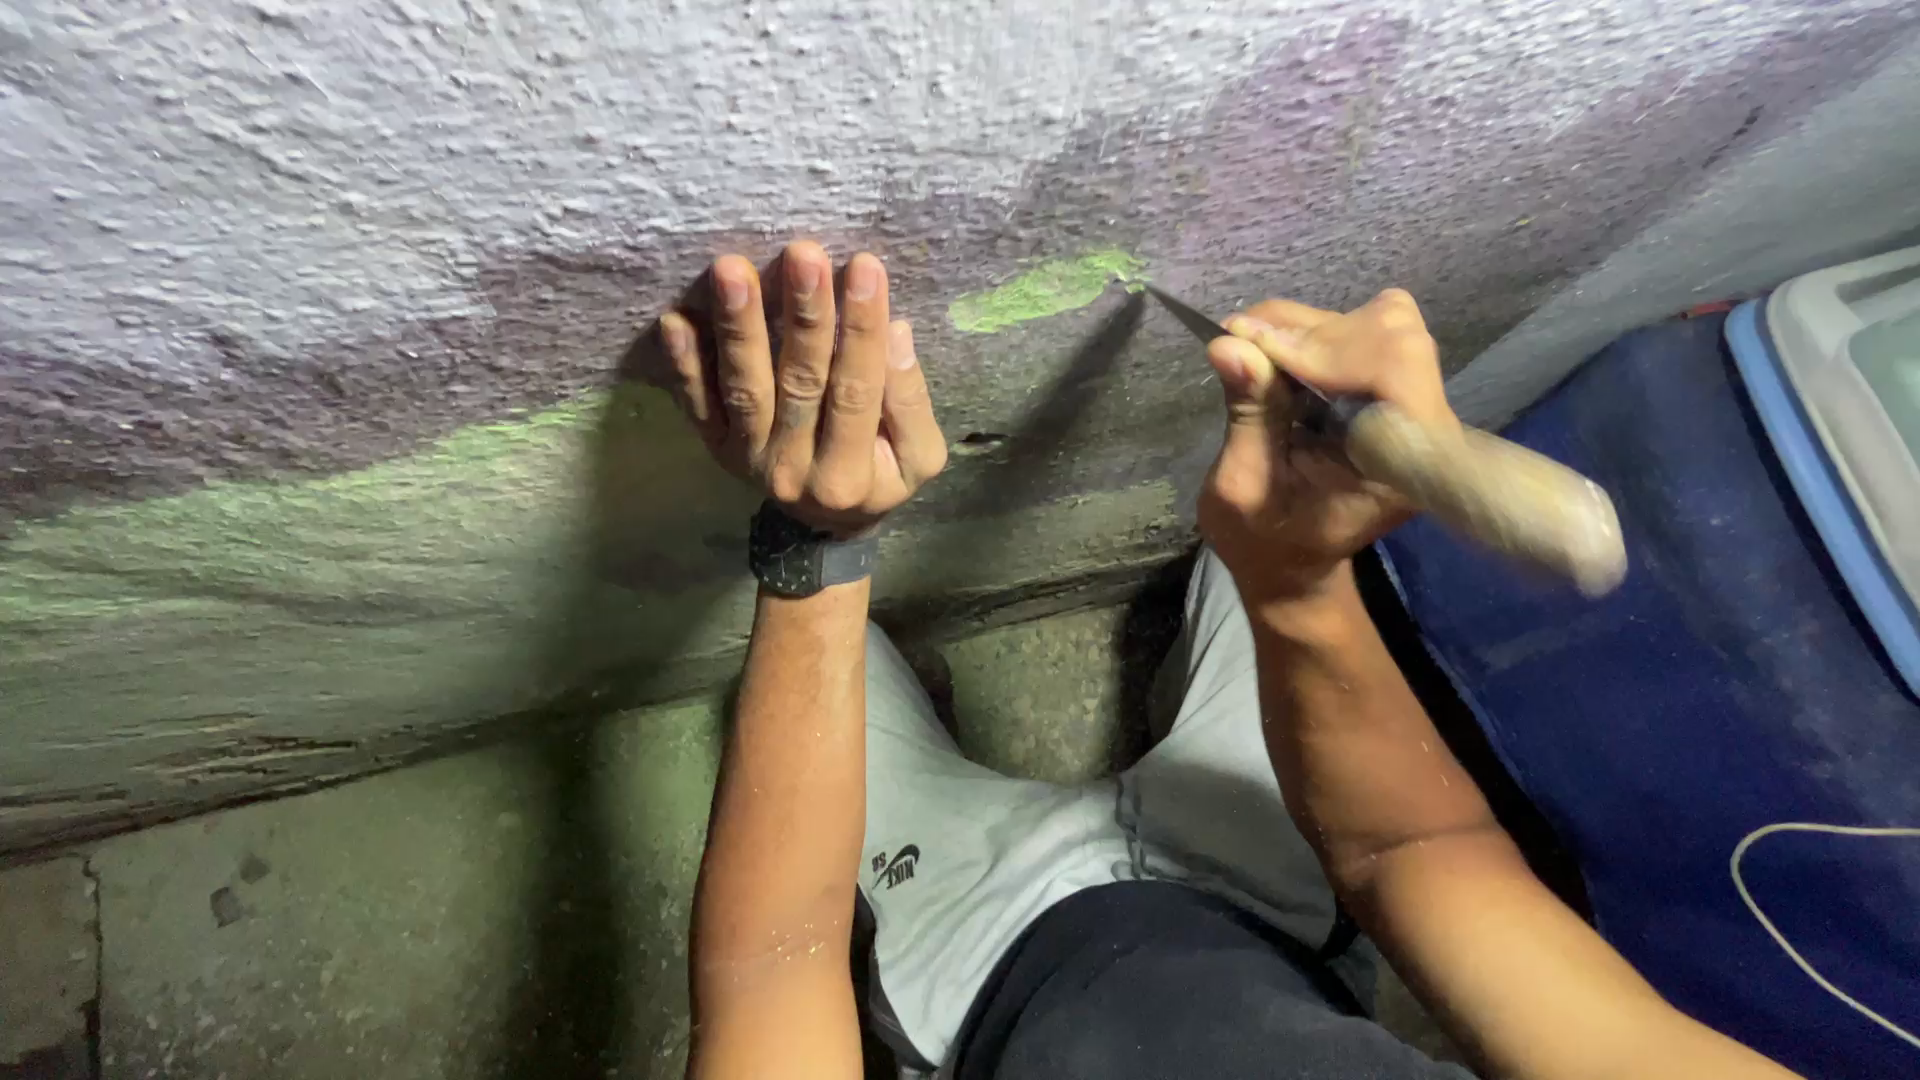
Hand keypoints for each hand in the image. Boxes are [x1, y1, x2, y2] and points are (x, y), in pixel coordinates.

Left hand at [657, 241, 947, 535]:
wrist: (822, 525)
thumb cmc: (879, 479)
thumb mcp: (917, 459)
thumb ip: (911, 404)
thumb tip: (896, 334)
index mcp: (849, 473)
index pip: (857, 392)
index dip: (862, 331)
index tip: (865, 268)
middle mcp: (793, 469)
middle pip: (799, 383)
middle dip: (803, 317)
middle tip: (802, 255)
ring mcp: (748, 457)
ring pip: (745, 389)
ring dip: (739, 328)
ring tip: (733, 272)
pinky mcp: (717, 445)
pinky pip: (698, 405)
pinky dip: (685, 364)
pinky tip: (675, 321)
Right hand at [1198, 288, 1458, 601]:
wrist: (1289, 563)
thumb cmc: (1263, 540)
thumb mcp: (1239, 486)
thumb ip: (1248, 415)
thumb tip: (1229, 343)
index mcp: (1398, 463)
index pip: (1391, 365)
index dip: (1324, 346)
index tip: (1253, 348)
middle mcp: (1423, 427)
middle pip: (1391, 333)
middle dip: (1312, 333)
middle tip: (1245, 344)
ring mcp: (1415, 406)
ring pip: (1381, 324)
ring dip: (1310, 330)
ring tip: (1256, 351)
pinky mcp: (1395, 393)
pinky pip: (1370, 336)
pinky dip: (1315, 335)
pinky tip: (1278, 358)